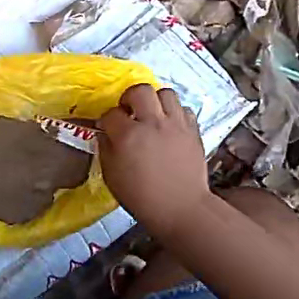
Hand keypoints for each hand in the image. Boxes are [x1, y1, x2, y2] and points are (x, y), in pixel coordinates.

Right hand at [97, 84, 211, 235]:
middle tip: (129, 111)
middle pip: (140, 91)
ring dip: (155, 101)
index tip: (108, 128)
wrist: (181, 208)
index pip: (111, 114)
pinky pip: (183, 109)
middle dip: (130, 97)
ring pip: (165, 93)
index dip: (107, 120)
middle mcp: (153, 123)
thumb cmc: (142, 198)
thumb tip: (105, 134)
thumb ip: (106, 150)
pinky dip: (174, 113)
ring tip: (152, 115)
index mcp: (128, 136)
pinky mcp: (193, 130)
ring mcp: (176, 125)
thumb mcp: (112, 177)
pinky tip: (169, 126)